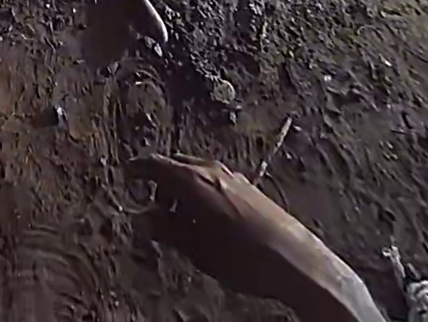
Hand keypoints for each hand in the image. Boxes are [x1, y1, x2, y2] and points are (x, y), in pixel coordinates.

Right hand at [130, 155, 386, 321]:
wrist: (299, 263)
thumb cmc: (244, 258)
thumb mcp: (198, 250)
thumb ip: (166, 231)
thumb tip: (142, 220)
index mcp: (191, 180)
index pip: (154, 164)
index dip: (138, 170)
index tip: (128, 176)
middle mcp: (209, 169)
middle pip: (174, 167)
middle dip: (162, 184)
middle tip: (157, 209)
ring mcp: (231, 175)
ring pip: (195, 174)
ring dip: (183, 190)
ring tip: (185, 221)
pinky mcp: (248, 186)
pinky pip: (214, 180)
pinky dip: (202, 193)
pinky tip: (210, 221)